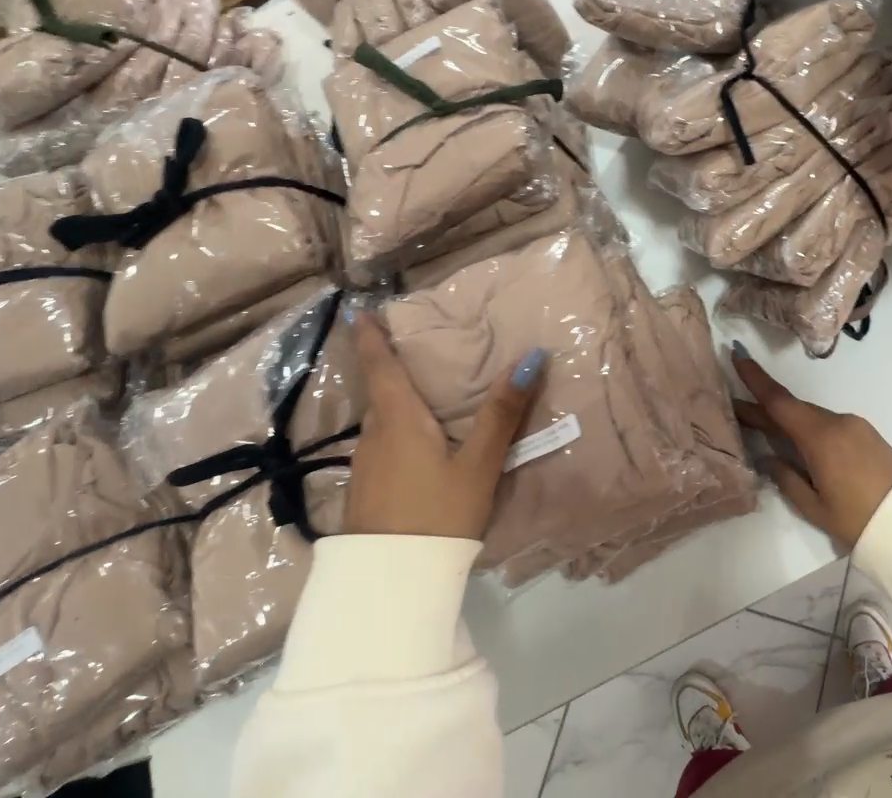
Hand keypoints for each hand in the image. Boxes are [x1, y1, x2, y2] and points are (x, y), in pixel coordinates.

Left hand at [343, 310, 544, 538]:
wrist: (392, 580)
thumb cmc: (437, 512)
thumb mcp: (478, 463)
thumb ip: (502, 412)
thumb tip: (532, 356)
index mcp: (398, 420)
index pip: (381, 366)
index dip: (371, 337)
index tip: (359, 310)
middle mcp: (375, 435)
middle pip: (380, 391)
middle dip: (389, 366)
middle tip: (407, 344)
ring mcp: (367, 464)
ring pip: (381, 419)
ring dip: (394, 399)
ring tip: (420, 389)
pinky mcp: (369, 489)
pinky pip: (384, 442)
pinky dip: (398, 427)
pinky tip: (418, 441)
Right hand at [731, 346, 891, 550]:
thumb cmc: (856, 518)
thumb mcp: (813, 506)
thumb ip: (786, 478)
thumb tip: (767, 458)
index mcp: (820, 437)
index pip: (780, 402)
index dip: (756, 379)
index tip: (738, 356)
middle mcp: (837, 421)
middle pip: (794, 409)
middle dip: (765, 408)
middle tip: (735, 409)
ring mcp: (854, 424)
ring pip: (811, 417)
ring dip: (788, 420)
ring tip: (764, 430)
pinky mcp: (866, 432)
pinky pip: (829, 423)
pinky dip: (809, 427)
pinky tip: (799, 443)